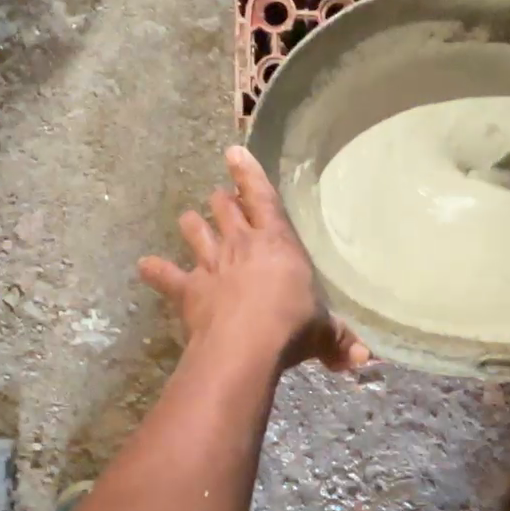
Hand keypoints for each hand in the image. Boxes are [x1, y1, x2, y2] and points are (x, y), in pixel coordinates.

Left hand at [138, 147, 369, 372]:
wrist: (247, 345)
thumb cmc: (291, 325)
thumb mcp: (322, 331)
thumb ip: (338, 339)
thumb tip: (363, 358)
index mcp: (277, 242)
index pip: (262, 197)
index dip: (248, 174)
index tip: (233, 152)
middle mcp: (241, 244)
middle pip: (225, 209)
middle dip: (222, 201)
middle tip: (220, 199)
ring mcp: (211, 264)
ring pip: (195, 231)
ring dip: (193, 225)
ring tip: (190, 222)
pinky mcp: (188, 289)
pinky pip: (166, 276)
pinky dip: (155, 271)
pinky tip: (145, 266)